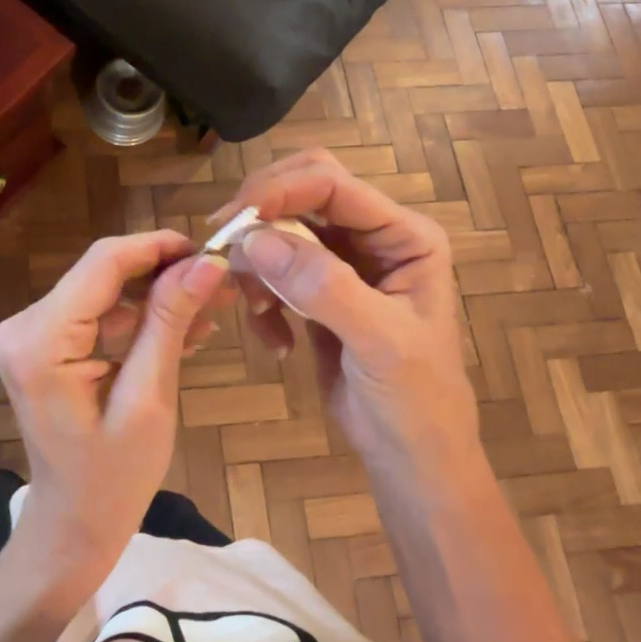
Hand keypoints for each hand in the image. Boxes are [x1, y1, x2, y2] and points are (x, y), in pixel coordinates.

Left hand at [0, 231, 229, 578]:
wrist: (71, 525)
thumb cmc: (113, 480)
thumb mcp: (148, 400)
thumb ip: (169, 323)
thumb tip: (206, 262)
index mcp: (39, 341)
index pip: (103, 263)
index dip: (158, 246)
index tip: (211, 249)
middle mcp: (23, 325)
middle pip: (102, 272)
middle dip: (163, 272)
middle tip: (221, 281)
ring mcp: (28, 332)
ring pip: (104, 289)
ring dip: (156, 296)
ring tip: (212, 309)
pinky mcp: (42, 343)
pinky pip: (96, 313)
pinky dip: (138, 319)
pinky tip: (183, 330)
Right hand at [214, 150, 475, 465]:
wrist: (413, 457)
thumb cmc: (415, 400)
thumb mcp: (378, 341)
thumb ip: (323, 286)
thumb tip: (256, 239)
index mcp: (403, 234)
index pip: (332, 184)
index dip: (280, 190)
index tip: (234, 219)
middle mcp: (374, 236)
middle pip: (302, 191)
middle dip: (261, 214)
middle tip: (225, 242)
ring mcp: (344, 262)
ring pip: (281, 230)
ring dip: (259, 266)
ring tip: (258, 312)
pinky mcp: (318, 291)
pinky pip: (273, 271)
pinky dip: (262, 299)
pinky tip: (275, 341)